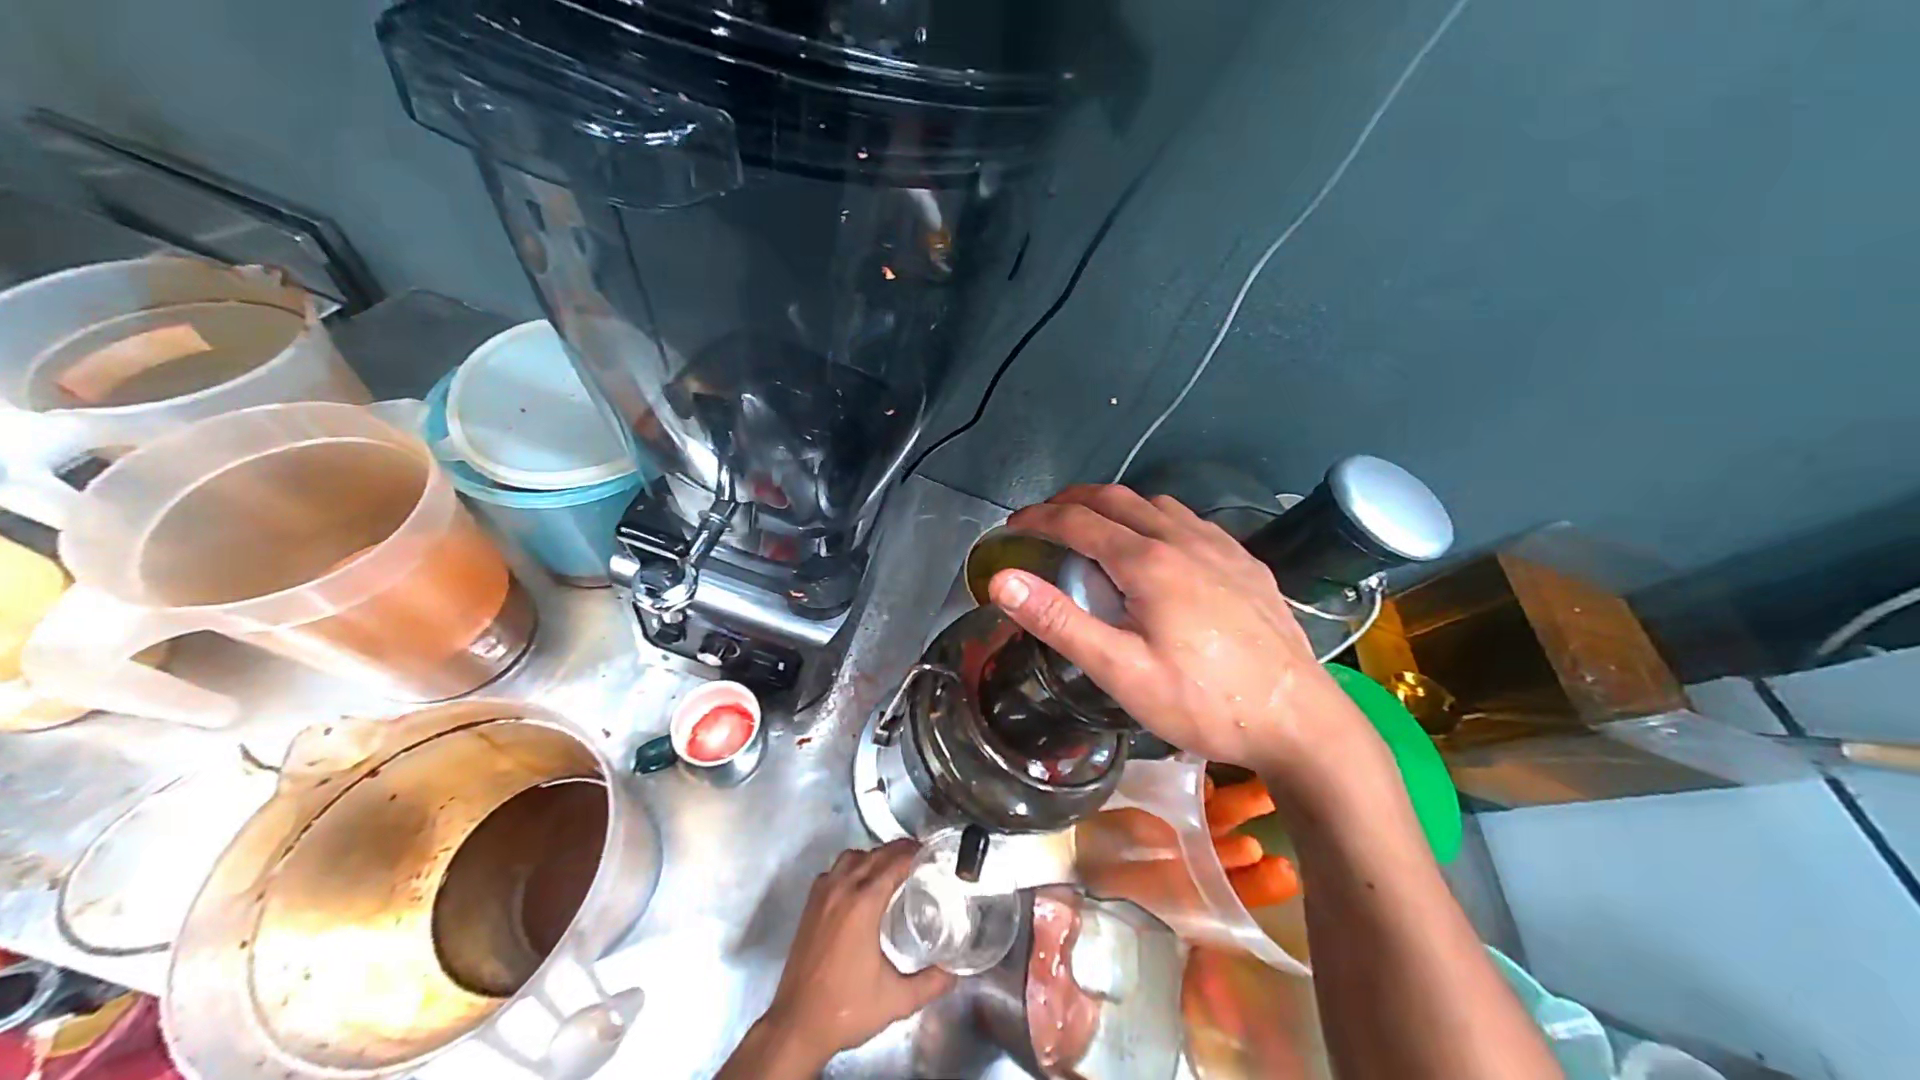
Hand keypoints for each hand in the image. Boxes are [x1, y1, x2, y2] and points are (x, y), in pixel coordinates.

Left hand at [759, 841, 953, 1062]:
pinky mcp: (809, 906)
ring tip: (891, 869)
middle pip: (874, 854)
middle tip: (920, 858)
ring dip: (873, 856)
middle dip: (898, 851)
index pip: (894, 863)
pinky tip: (860, 886)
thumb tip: (955, 973)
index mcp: (863, 903)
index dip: (914, 853)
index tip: (932, 854)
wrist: (797, 1025)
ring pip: (851, 857)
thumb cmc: (847, 1008)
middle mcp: (842, 890)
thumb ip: (931, 984)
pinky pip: (833, 871)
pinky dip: (851, 867)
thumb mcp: (897, 999)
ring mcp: (822, 895)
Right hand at [988, 485, 1388, 799]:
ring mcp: (1221, 547)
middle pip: (1116, 498)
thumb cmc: (1202, 702)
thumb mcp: (1121, 671)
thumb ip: (1060, 621)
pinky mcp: (1246, 562)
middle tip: (1043, 520)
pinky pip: (1190, 520)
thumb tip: (1003, 580)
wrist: (1298, 719)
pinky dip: (1155, 517)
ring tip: (1093, 527)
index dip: (1038, 519)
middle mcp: (1184, 539)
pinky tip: (1159, 545)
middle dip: (1071, 501)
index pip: (1078, 522)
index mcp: (1148, 563)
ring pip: (1155, 503)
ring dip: (1114, 505)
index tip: (1012, 527)